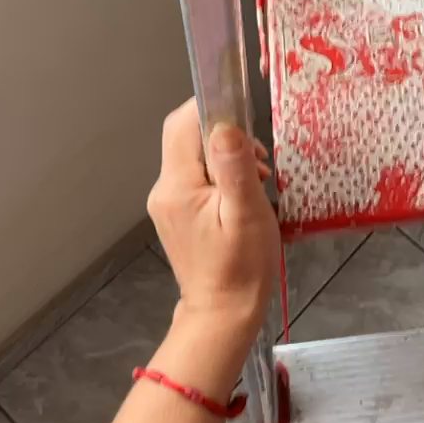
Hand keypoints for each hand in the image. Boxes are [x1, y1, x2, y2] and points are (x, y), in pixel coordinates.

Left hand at [148, 100, 281, 342]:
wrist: (224, 314)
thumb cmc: (241, 265)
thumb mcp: (245, 213)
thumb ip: (234, 167)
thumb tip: (226, 125)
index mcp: (177, 185)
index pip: (182, 124)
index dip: (211, 108)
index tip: (245, 113)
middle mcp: (164, 189)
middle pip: (186, 137)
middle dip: (224, 133)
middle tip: (258, 154)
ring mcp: (169, 203)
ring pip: (194, 156)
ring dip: (226, 155)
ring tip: (259, 176)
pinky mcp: (179, 214)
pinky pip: (197, 177)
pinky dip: (222, 174)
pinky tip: (245, 192)